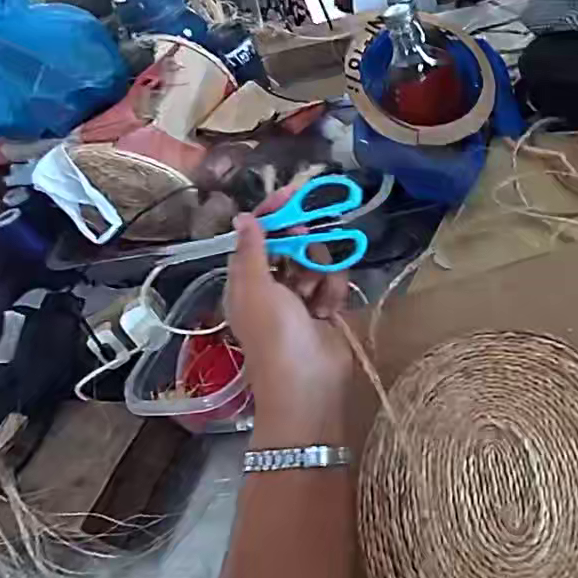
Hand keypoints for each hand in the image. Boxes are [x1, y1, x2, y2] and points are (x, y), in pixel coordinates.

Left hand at [224, 212, 352, 446]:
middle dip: (304, 246)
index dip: (274, 214)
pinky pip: (334, 283)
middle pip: (291, 246)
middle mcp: (272, 286)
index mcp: (247, 281)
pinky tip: (329, 310)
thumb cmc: (275, 335)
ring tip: (318, 296)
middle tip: (312, 246)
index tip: (295, 193)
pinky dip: (334, 292)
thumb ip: (253, 251)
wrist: (309, 384)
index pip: (258, 236)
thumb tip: (243, 217)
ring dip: (322, 274)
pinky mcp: (326, 309)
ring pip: (316, 263)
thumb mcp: (257, 289)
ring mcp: (301, 299)